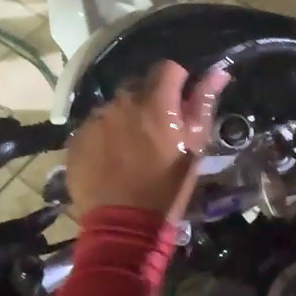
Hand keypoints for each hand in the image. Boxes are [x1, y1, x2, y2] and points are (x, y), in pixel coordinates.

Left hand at [65, 61, 229, 221]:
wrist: (123, 226)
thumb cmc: (167, 188)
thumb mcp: (195, 148)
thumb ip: (204, 104)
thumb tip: (218, 72)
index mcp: (156, 102)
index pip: (167, 68)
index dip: (176, 81)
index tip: (179, 102)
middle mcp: (122, 102)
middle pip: (138, 86)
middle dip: (148, 101)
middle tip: (155, 130)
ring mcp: (96, 119)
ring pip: (115, 107)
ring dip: (124, 119)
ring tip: (130, 149)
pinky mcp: (77, 138)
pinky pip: (94, 126)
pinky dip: (103, 136)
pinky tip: (110, 160)